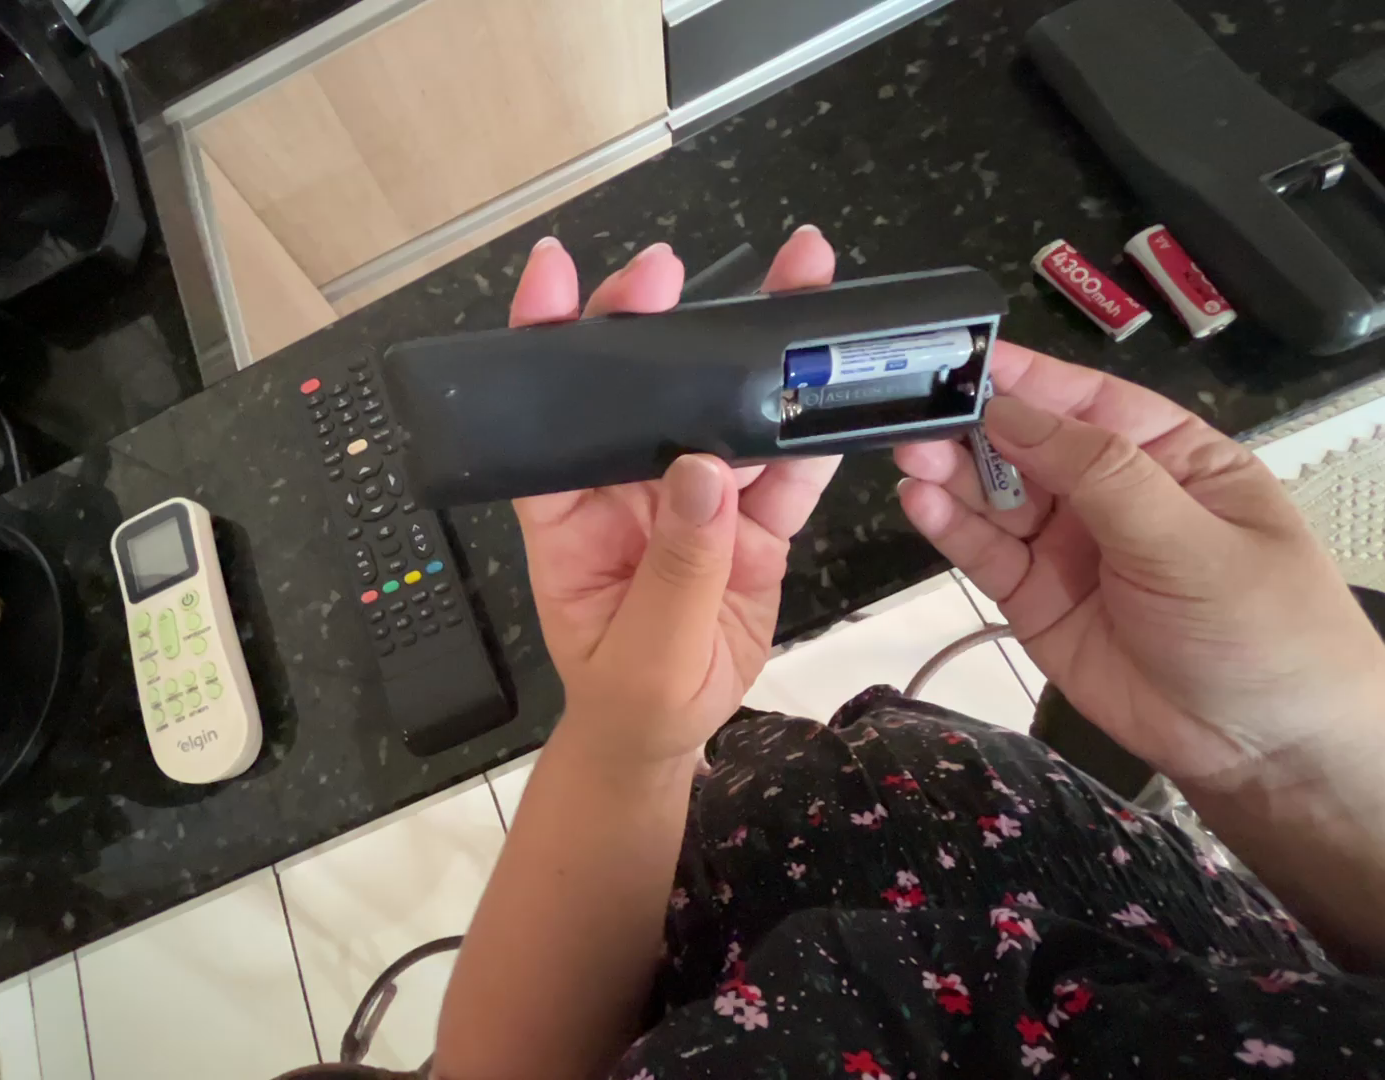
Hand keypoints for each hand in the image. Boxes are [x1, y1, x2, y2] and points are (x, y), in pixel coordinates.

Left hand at [509, 227, 840, 766]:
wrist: (673, 731)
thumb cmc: (631, 695)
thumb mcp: (644, 649)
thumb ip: (675, 567)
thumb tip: (704, 468)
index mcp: (574, 517)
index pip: (550, 424)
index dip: (546, 344)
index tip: (554, 272)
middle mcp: (630, 492)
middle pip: (641, 398)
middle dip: (657, 328)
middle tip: (673, 271)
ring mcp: (696, 503)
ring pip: (724, 417)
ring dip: (757, 356)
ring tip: (799, 283)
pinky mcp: (751, 524)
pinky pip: (784, 471)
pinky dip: (812, 432)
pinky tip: (838, 379)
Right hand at [893, 343, 1384, 792]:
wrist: (1255, 749)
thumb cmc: (1259, 629)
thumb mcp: (1189, 538)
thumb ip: (1096, 473)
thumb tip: (1009, 413)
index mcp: (1166, 458)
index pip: (1087, 403)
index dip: (1028, 380)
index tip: (966, 362)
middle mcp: (1104, 493)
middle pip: (1025, 447)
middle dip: (973, 431)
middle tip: (918, 421)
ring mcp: (1060, 543)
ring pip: (993, 496)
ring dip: (950, 475)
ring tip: (910, 459)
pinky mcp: (1026, 591)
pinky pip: (981, 549)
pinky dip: (947, 527)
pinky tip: (918, 504)